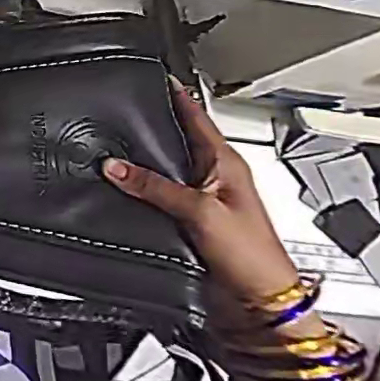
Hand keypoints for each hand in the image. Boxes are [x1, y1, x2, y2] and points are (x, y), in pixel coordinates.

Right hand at [103, 78, 303, 310]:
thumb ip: (155, 187)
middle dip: (153, 123)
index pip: (196, 115)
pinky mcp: (193, 221)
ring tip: (119, 142)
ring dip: (146, 158)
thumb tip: (116, 166)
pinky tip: (128, 186)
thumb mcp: (200, 212)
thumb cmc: (253, 257)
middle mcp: (214, 176)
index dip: (176, 94)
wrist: (263, 306)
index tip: (156, 75)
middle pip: (178, 139)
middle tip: (126, 106)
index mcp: (226, 162)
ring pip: (168, 167)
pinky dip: (144, 187)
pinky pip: (162, 194)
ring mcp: (203, 198)